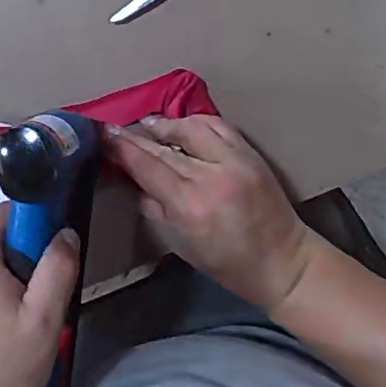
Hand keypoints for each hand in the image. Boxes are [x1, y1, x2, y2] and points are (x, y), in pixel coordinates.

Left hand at [0, 208, 80, 386]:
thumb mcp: (43, 320)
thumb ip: (58, 267)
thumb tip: (65, 233)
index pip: (11, 213)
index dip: (39, 229)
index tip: (56, 259)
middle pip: (1, 242)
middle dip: (27, 264)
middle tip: (43, 305)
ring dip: (12, 287)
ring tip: (24, 329)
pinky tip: (2, 340)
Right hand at [108, 115, 321, 312]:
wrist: (284, 263)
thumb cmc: (227, 264)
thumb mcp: (179, 243)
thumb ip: (152, 206)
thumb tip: (130, 177)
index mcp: (189, 204)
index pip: (145, 165)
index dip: (120, 147)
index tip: (101, 134)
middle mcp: (210, 175)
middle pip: (162, 147)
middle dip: (134, 137)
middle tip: (113, 129)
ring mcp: (234, 160)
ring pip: (190, 128)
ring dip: (164, 125)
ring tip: (147, 126)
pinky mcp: (250, 153)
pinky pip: (217, 125)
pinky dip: (195, 122)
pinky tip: (181, 125)